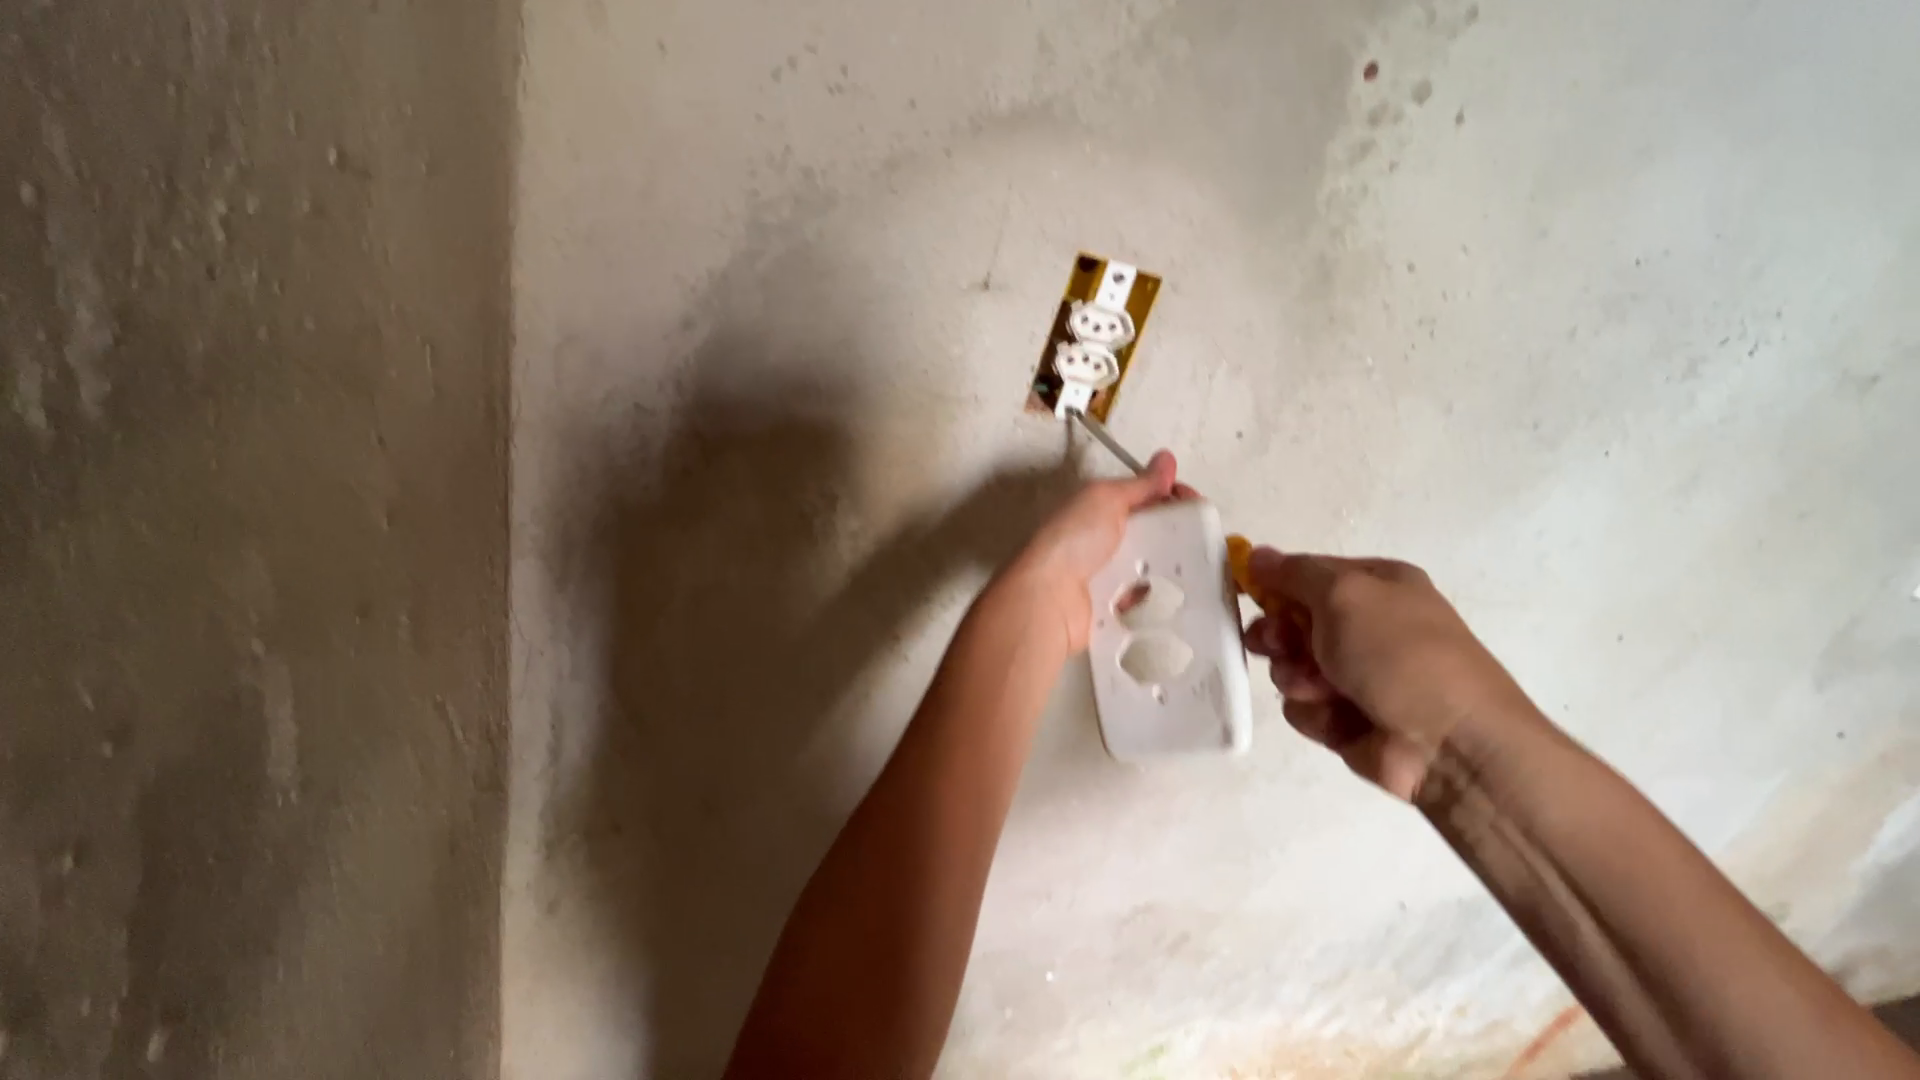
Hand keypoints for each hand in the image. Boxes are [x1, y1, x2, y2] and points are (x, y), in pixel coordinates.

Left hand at [1001, 451, 1186, 653]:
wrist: (1048, 599)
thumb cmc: (1073, 541)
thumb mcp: (1105, 499)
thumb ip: (1139, 484)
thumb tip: (1166, 458)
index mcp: (1098, 508)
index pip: (1144, 497)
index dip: (1172, 496)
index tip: (1196, 503)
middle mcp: (1100, 540)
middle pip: (1150, 532)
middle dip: (1176, 533)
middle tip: (1203, 538)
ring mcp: (1104, 575)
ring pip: (1148, 567)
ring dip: (1168, 567)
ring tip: (1193, 569)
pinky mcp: (1109, 607)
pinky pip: (1140, 599)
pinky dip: (1153, 597)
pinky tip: (1172, 597)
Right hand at [1241, 548, 1535, 800]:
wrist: (1451, 742)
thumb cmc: (1399, 653)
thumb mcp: (1345, 594)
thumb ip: (1293, 572)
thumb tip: (1255, 555)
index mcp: (1376, 585)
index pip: (1306, 573)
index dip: (1273, 583)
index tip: (1246, 594)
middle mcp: (1365, 626)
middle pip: (1290, 621)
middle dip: (1277, 634)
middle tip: (1276, 645)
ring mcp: (1355, 674)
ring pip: (1289, 666)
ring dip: (1295, 676)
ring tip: (1321, 689)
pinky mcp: (1344, 716)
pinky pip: (1302, 706)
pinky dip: (1313, 711)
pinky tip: (1338, 717)